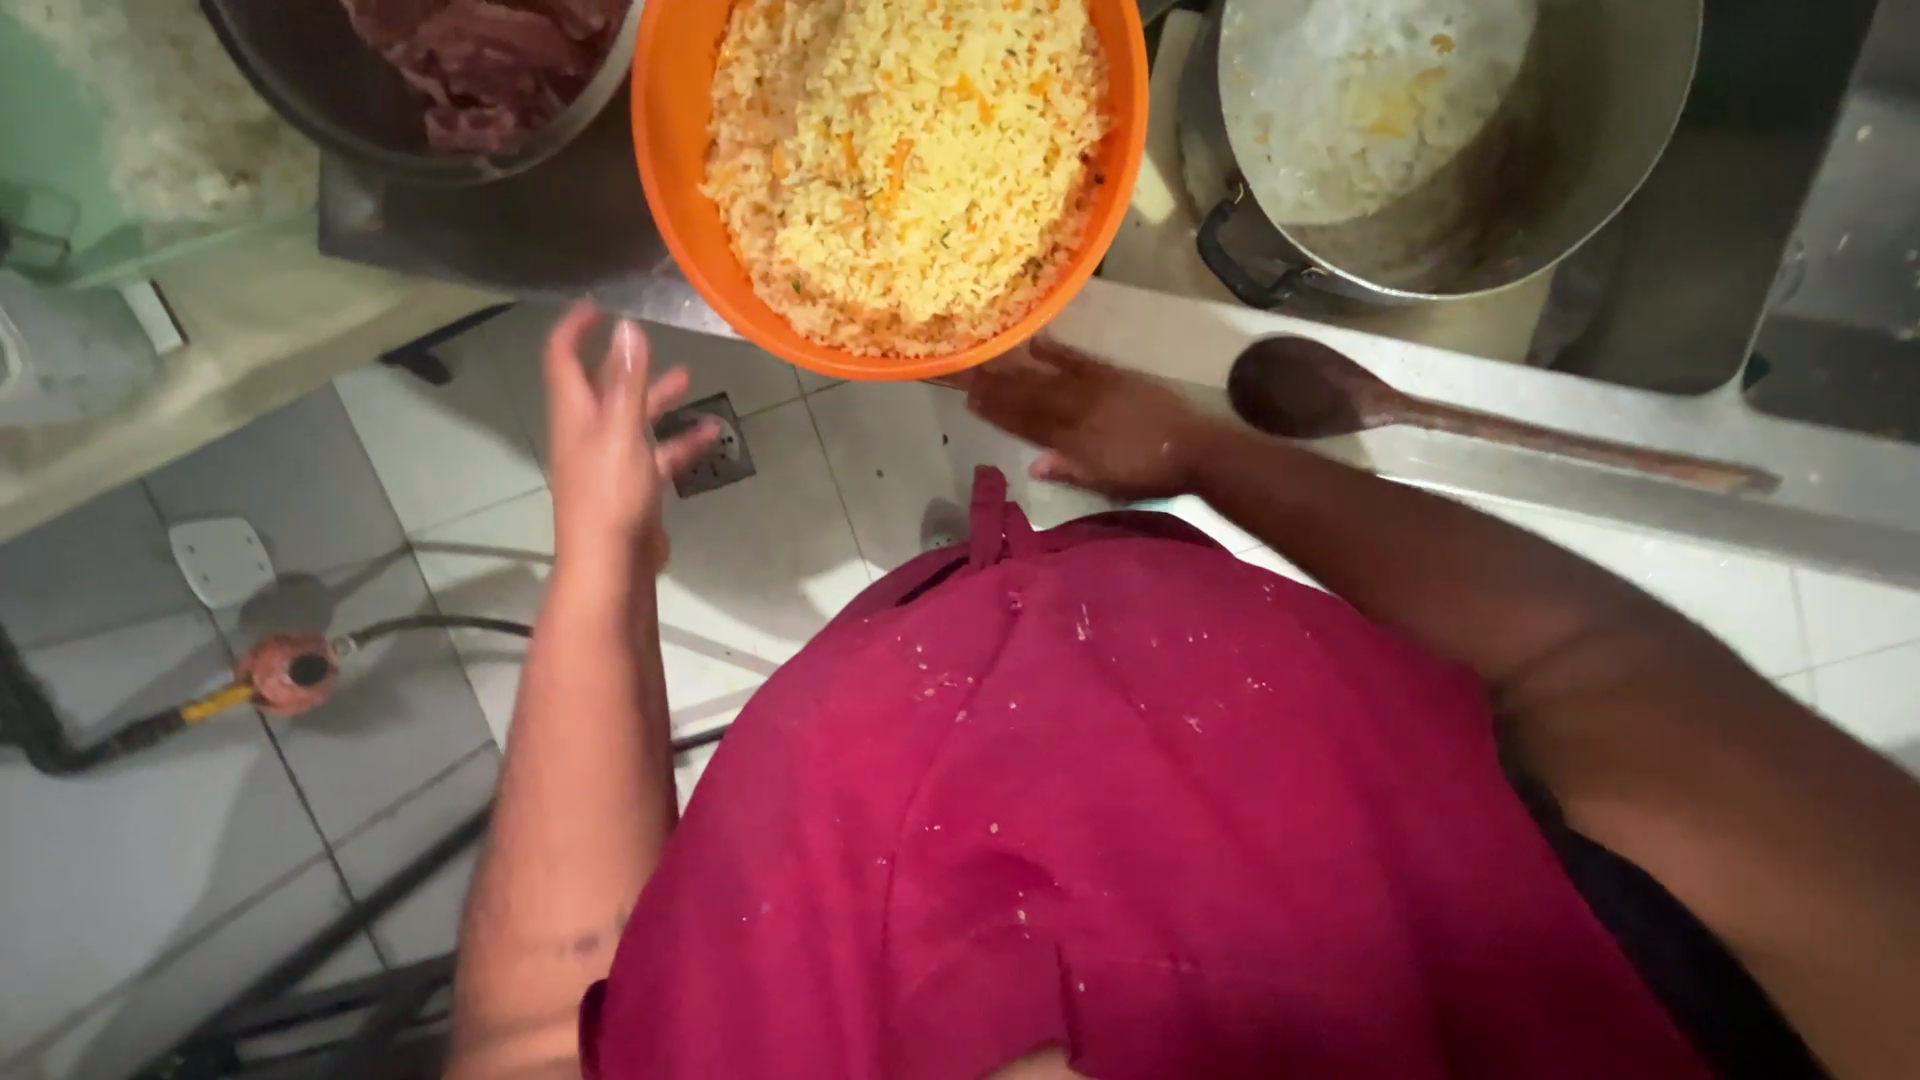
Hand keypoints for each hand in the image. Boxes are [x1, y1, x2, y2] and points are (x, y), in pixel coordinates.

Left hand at [544, 303, 719, 577]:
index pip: (564, 359)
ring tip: (690, 379)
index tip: (597, 305)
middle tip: (649, 338)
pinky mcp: (635, 486)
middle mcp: (590, 432)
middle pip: (604, 387)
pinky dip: (681, 442)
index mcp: (577, 415)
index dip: (575, 329)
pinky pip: (659, 453)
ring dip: (659, 398)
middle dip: (626, 362)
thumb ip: (627, 382)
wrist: (612, 562)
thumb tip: (628, 328)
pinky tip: (711, 435)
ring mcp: (612, 461)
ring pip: (635, 419)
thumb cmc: (611, 494)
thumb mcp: (622, 432)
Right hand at [965, 337, 1222, 499]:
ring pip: (1047, 379)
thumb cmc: (1146, 474)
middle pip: (1028, 398)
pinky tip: (1036, 342)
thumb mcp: (1104, 483)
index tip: (970, 401)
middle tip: (966, 373)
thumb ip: (1068, 471)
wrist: (1192, 449)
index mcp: (1072, 440)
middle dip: (995, 387)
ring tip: (988, 359)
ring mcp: (1095, 390)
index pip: (1025, 424)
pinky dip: (1058, 352)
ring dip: (1015, 370)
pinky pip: (1080, 361)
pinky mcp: (1114, 376)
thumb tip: (1033, 465)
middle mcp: (1076, 411)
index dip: (997, 413)